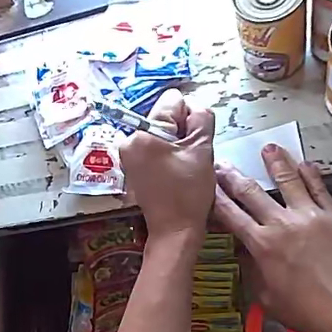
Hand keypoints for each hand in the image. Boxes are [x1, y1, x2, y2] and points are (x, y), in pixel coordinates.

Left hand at [120, 90, 214, 243]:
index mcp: (144, 133)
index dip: (190, 117)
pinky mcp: (133, 167)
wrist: (174, 230)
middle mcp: (129, 140)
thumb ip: (202, 118)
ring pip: (162, 133)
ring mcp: (128, 155)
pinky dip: (167, 156)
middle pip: (165, 117)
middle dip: (182, 132)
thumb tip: (195, 107)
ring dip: (176, 145)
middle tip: (189, 158)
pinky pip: (155, 149)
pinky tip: (175, 174)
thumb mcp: (202, 150)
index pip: (173, 101)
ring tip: (183, 168)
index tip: (193, 142)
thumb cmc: (188, 193)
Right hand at [212, 144, 331, 331]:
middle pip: (252, 192)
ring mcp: (311, 215)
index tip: (205, 184)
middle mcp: (283, 223)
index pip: (231, 215)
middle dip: (233, 176)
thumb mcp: (268, 299)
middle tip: (223, 162)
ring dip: (275, 162)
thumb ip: (253, 272)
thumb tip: (243, 252)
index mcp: (262, 245)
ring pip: (289, 180)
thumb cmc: (308, 312)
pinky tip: (304, 163)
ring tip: (268, 147)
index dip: (215, 198)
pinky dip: (311, 174)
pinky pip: (320, 188)